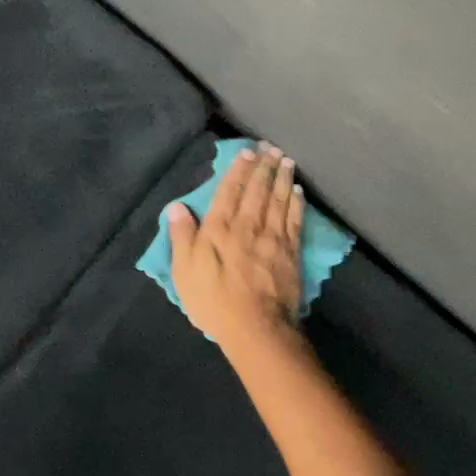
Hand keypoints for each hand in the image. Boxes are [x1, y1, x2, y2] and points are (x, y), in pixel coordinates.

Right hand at [168, 142, 305, 348]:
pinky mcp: (291, 253)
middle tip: (270, 147)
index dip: (238, 170)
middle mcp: (248, 225)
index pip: (229, 191)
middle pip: (257, 190)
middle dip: (264, 167)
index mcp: (220, 228)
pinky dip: (296, 203)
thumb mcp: (185, 270)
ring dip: (282, 178)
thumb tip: (177, 207)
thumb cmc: (214, 300)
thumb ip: (183, 236)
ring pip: (279, 200)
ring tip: (286, 160)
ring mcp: (273, 238)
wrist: (256, 327)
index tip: (246, 153)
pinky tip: (297, 192)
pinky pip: (295, 220)